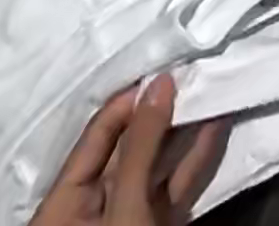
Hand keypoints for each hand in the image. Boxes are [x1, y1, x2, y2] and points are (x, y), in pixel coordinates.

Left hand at [30, 76, 223, 225]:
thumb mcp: (123, 209)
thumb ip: (141, 146)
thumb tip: (159, 82)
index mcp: (61, 206)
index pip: (96, 136)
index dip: (128, 101)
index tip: (164, 66)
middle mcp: (92, 207)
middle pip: (128, 146)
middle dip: (161, 110)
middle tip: (194, 70)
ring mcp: (128, 218)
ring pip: (157, 163)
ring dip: (185, 128)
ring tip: (211, 88)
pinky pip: (176, 184)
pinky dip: (196, 156)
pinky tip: (217, 125)